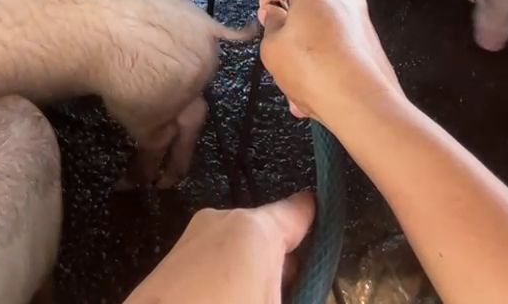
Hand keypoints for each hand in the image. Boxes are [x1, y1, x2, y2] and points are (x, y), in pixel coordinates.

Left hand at [122, 191, 315, 303]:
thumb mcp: (276, 303)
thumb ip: (300, 291)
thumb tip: (295, 288)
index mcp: (255, 230)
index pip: (299, 211)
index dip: (320, 220)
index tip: (332, 226)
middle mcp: (224, 221)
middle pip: (271, 236)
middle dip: (290, 265)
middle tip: (299, 290)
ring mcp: (194, 238)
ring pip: (242, 251)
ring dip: (259, 278)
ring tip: (266, 296)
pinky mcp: (174, 261)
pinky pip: (217, 264)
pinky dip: (232, 284)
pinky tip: (233, 301)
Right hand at [258, 0, 403, 125]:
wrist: (365, 108)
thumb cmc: (315, 70)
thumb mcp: (272, 48)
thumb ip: (271, 26)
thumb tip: (277, 18)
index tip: (268, 13)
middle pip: (305, 1)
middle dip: (289, 28)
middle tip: (279, 51)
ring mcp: (360, 22)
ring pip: (320, 30)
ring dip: (304, 53)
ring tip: (296, 87)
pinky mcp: (370, 46)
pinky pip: (337, 49)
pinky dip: (324, 66)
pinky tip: (314, 96)